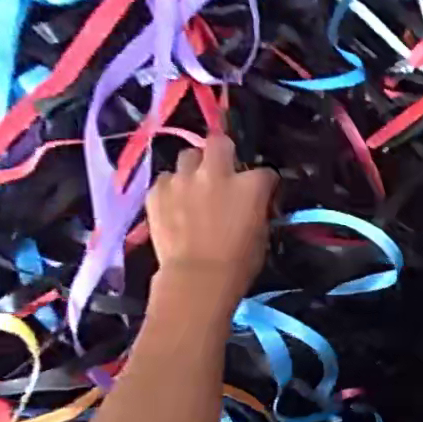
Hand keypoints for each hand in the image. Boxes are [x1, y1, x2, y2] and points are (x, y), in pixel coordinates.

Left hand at [145, 133, 278, 319]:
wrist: (197, 278)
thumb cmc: (239, 263)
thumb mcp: (262, 234)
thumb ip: (257, 209)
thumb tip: (255, 203)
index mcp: (250, 186)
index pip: (266, 172)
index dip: (265, 183)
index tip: (263, 194)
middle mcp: (216, 173)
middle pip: (219, 142)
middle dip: (223, 152)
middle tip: (224, 170)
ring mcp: (182, 179)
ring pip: (188, 157)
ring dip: (194, 169)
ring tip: (195, 187)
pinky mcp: (156, 191)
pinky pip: (166, 180)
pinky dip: (173, 189)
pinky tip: (176, 206)